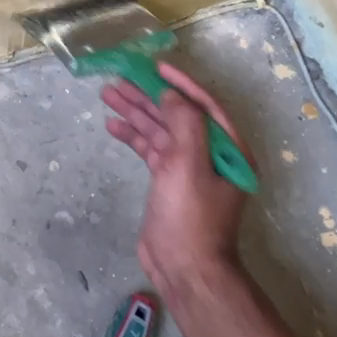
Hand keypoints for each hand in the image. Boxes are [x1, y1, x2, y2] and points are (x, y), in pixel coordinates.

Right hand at [101, 62, 253, 292]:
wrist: (184, 269)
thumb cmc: (192, 216)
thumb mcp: (189, 165)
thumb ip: (184, 124)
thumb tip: (171, 95)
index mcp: (227, 150)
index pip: (204, 106)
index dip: (180, 84)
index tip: (155, 67)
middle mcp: (210, 156)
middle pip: (176, 116)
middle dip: (148, 97)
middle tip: (119, 79)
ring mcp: (188, 169)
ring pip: (160, 131)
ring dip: (136, 113)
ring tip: (108, 94)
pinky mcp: (168, 182)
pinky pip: (151, 150)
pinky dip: (133, 137)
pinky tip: (113, 126)